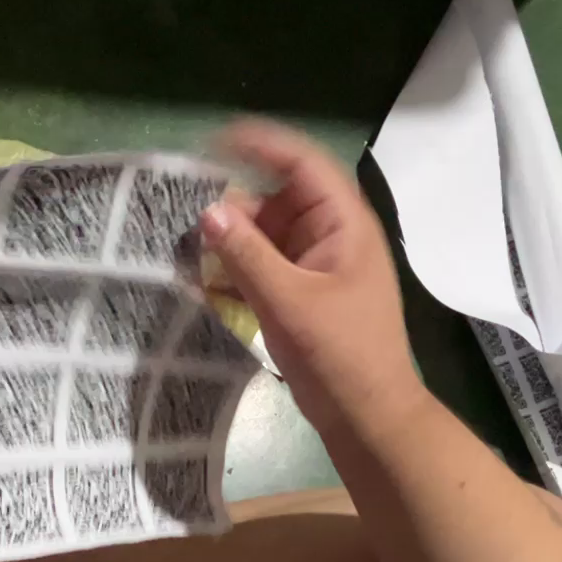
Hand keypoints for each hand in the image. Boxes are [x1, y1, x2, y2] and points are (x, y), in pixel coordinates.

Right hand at [202, 119, 428, 434]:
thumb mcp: (289, 302)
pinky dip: (239, 277)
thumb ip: (247, 257)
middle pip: (277, 203)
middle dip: (236, 212)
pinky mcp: (302, 300)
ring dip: (233, 249)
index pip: (301, 165)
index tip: (210, 145)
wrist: (367, 416)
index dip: (258, 147)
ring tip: (195, 263)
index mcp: (343, 224)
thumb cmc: (340, 355)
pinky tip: (209, 290)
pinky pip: (265, 274)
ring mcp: (316, 270)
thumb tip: (208, 213)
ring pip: (267, 241)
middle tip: (194, 231)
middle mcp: (330, 238)